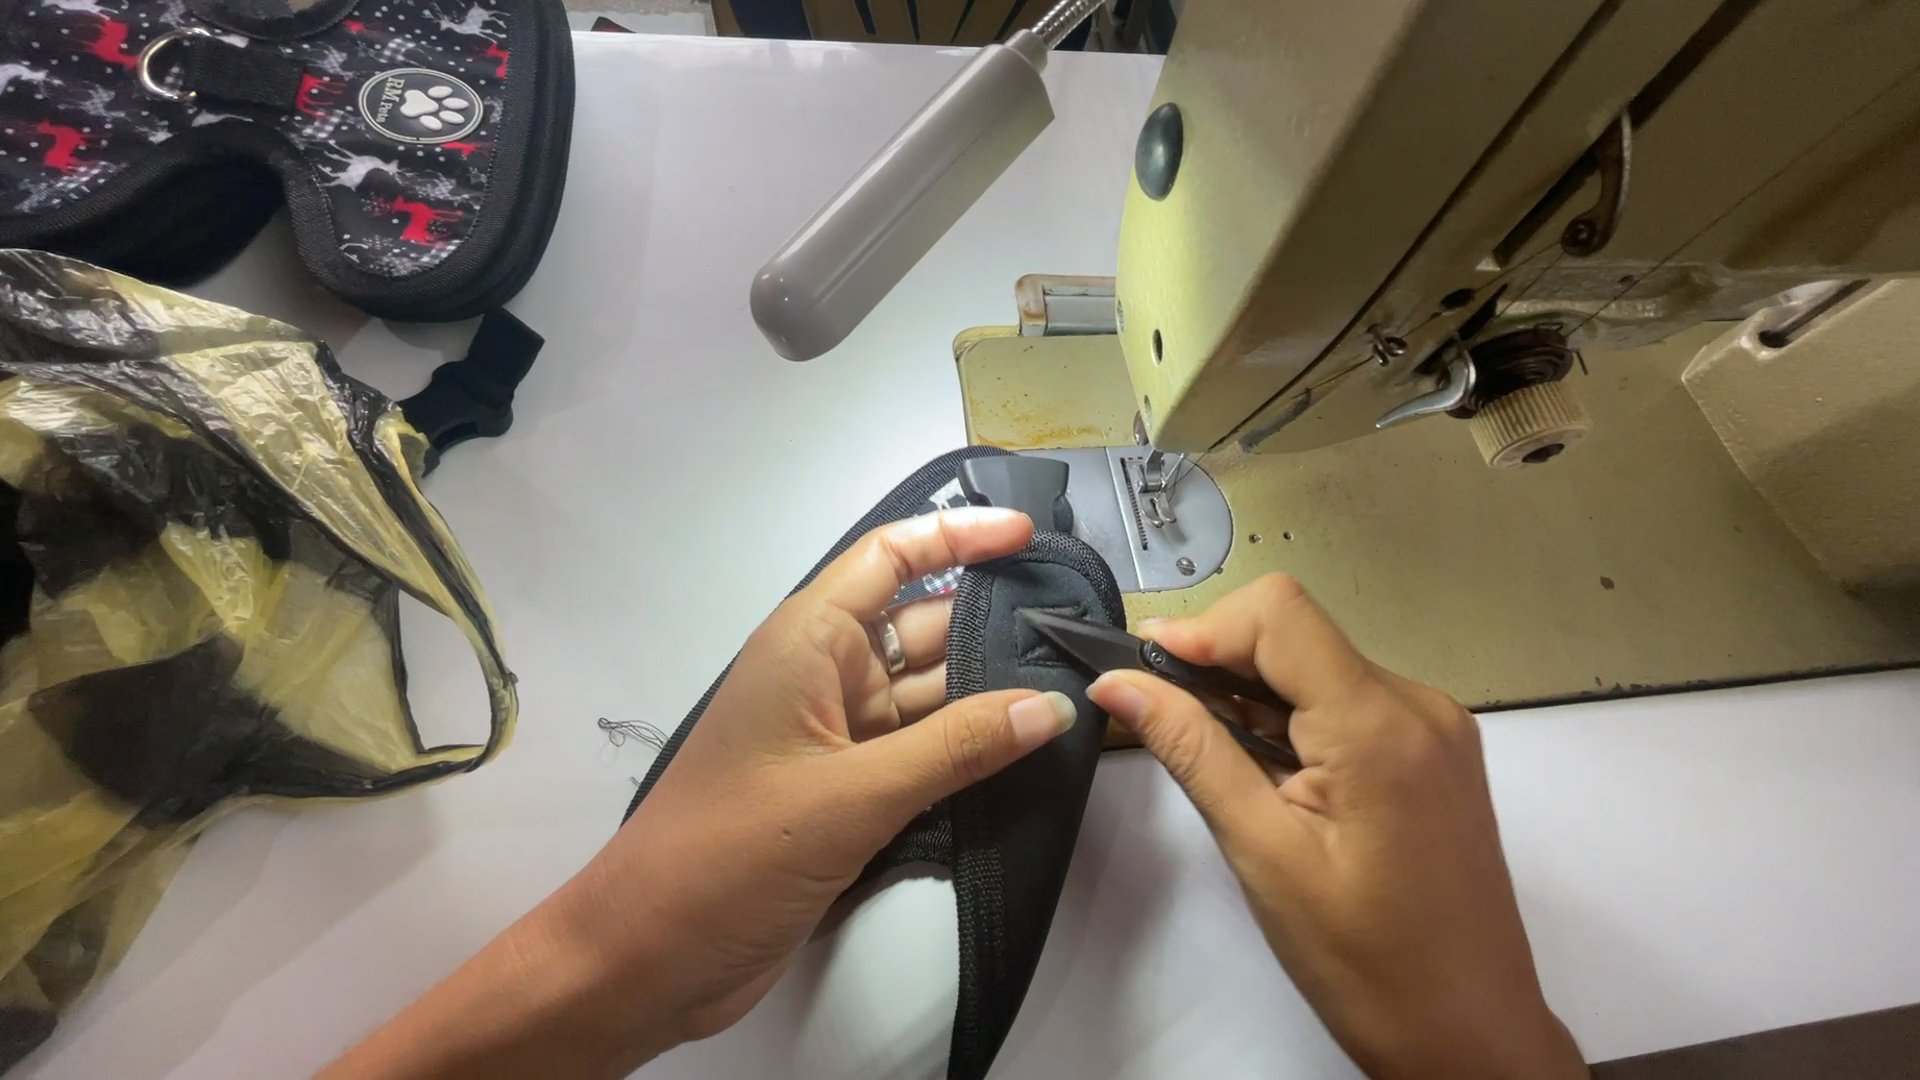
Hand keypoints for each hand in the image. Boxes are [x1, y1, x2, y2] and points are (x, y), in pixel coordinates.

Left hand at [321, 508, 1079, 1079]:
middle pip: (923, 624)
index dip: (957, 536)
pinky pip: (924, 744)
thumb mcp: (852, 793)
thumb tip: (1055, 707)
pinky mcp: (853, 783)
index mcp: (810, 639)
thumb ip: (957, 747)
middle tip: (1075, 626)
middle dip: (993, 621)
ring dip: (990, 688)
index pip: (891, 557)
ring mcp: (842, 730)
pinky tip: (1027, 743)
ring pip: (930, 689)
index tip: (1025, 536)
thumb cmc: (734, 850)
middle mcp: (829, 671)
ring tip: (1071, 682)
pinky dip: (969, 743)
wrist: (650, 957)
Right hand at [1087, 575, 1582, 1079]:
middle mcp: (1416, 703)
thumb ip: (1189, 748)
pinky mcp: (1426, 743)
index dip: (1205, 627)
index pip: (1280, 613)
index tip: (1149, 669)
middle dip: (1217, 658)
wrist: (1473, 1041)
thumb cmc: (1364, 963)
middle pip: (1292, 629)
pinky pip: (1336, 691)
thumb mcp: (1260, 850)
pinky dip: (1283, 710)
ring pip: (1309, 658)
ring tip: (1214, 752)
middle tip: (1165, 712)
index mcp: (1379, 727)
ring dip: (1246, 689)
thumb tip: (1116, 682)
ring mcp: (1429, 722)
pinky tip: (1263, 763)